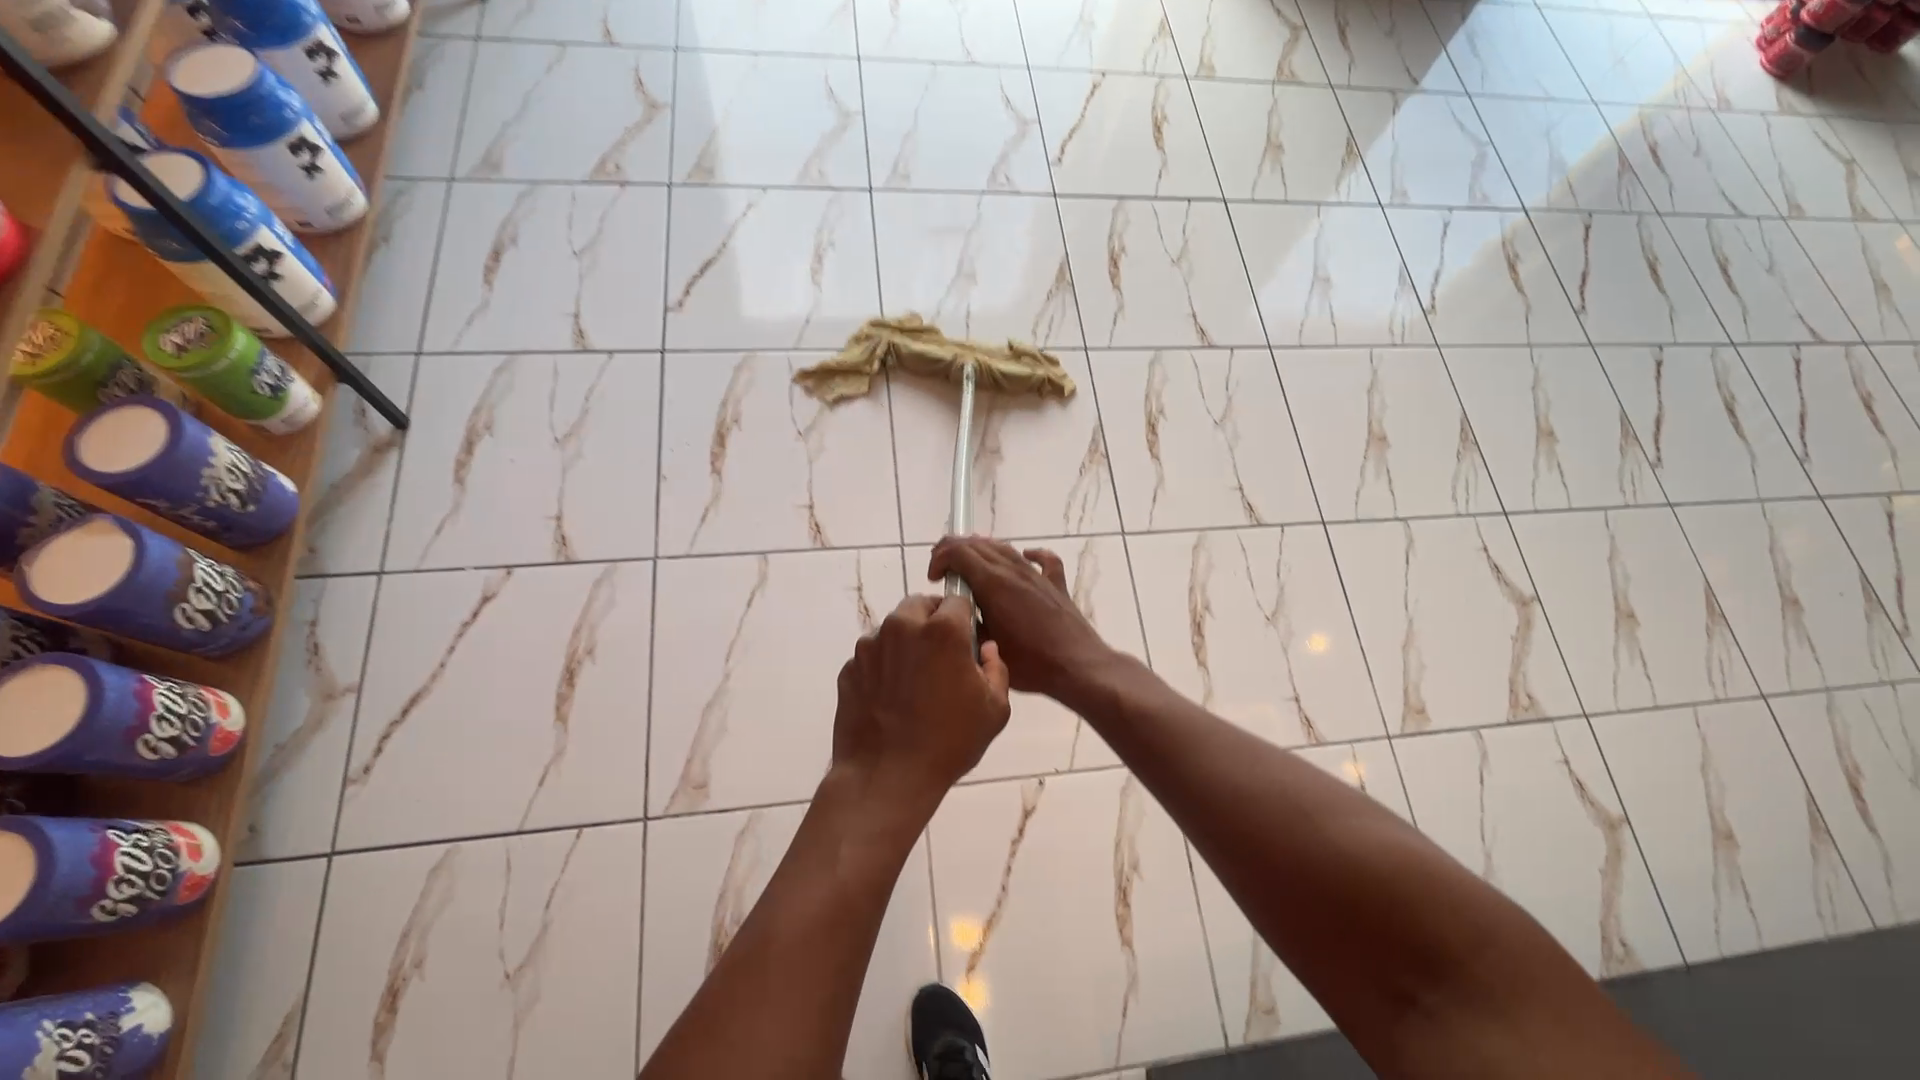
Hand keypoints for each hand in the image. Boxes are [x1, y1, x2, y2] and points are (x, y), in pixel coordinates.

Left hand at [833, 594, 1011, 792]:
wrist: (887, 776)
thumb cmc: (949, 743)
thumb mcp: (994, 709)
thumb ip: (996, 668)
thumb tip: (985, 649)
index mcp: (942, 630)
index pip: (957, 600)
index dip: (965, 619)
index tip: (967, 642)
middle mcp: (902, 626)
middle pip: (920, 606)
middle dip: (932, 621)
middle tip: (941, 657)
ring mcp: (869, 646)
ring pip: (893, 629)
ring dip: (906, 642)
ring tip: (914, 682)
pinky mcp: (849, 668)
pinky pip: (872, 656)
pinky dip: (883, 666)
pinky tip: (891, 698)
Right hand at [928, 536, 1112, 701]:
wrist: (1077, 666)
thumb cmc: (1030, 663)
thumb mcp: (986, 646)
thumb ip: (969, 623)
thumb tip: (959, 615)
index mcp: (993, 583)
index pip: (958, 552)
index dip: (940, 558)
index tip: (933, 578)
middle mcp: (1013, 571)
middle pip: (978, 545)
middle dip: (954, 552)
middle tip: (944, 570)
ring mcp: (1037, 575)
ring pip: (1005, 549)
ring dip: (983, 551)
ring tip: (970, 564)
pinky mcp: (1056, 585)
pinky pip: (1043, 560)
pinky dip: (1031, 554)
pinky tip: (1026, 556)